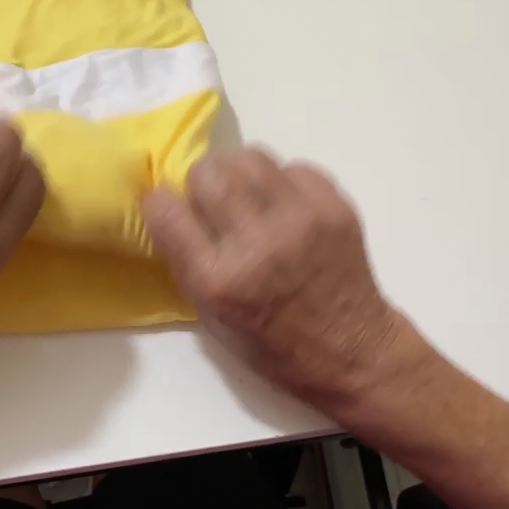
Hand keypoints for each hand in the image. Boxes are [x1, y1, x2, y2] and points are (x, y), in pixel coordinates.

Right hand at [142, 149, 419, 413]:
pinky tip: (283, 209)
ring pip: (250, 157)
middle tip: (209, 203)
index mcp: (216, 280)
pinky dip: (280, 183)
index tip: (169, 212)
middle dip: (200, 184)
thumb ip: (190, 263)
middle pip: (208, 172)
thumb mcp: (211, 318)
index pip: (166, 210)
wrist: (348, 351)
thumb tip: (179, 211)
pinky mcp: (334, 207)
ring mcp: (299, 220)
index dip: (161, 204)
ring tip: (246, 198)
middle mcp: (256, 244)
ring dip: (239, 174)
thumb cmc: (269, 345)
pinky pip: (292, 167)